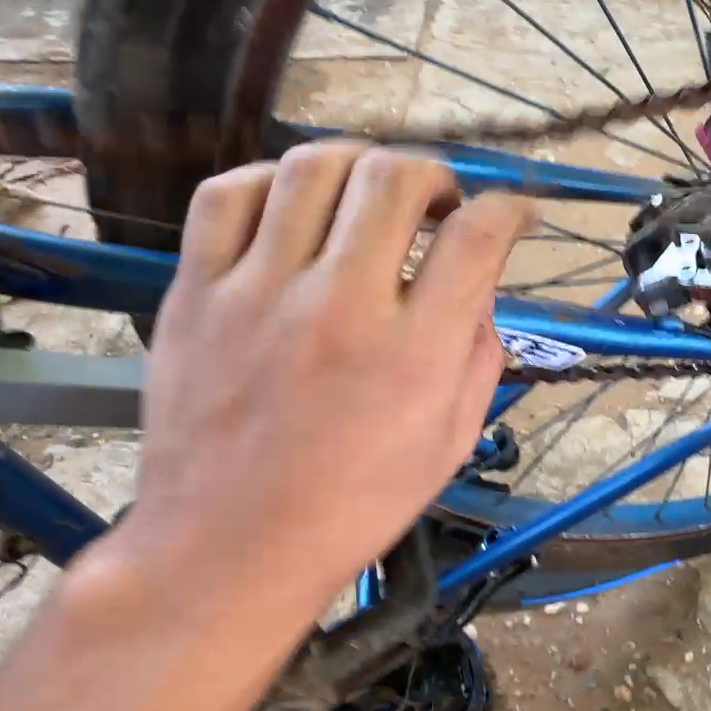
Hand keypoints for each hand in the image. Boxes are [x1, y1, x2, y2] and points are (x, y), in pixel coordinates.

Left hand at [112, 141, 532, 611]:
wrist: (232, 546)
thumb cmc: (357, 503)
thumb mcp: (453, 442)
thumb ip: (478, 357)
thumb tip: (475, 293)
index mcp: (414, 353)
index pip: (476, 239)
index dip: (509, 210)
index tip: (515, 214)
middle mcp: (340, 306)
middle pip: (395, 180)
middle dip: (435, 175)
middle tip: (441, 204)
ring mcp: (258, 292)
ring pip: (312, 168)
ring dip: (360, 165)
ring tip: (371, 194)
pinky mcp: (195, 292)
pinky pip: (228, 195)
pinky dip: (272, 180)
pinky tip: (295, 206)